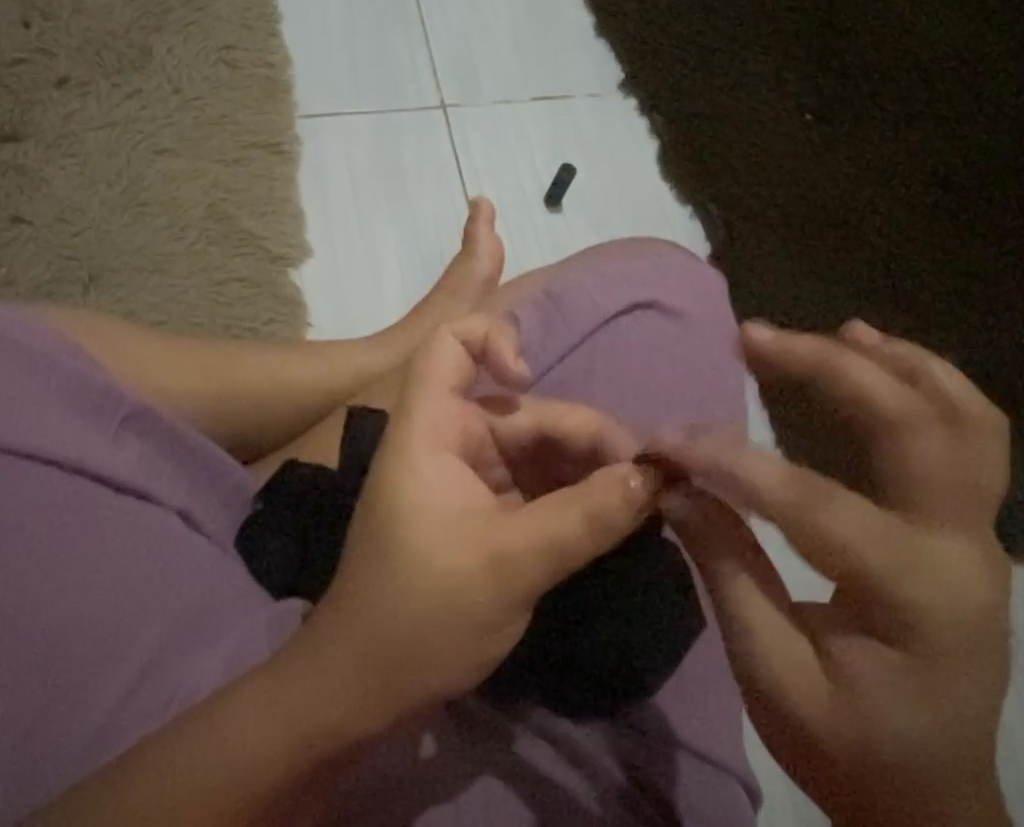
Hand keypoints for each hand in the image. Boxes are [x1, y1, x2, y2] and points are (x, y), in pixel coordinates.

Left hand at [300, 314, 662, 722]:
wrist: (367, 684)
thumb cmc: (423, 613)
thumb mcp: (512, 564)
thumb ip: (586, 516)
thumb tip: (656, 475)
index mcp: (431, 430)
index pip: (450, 344)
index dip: (495, 339)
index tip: (536, 381)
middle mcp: (449, 441)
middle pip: (522, 408)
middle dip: (583, 436)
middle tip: (648, 478)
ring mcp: (466, 479)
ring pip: (536, 450)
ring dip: (587, 470)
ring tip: (645, 499)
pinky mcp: (481, 514)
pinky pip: (534, 487)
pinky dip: (573, 497)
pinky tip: (617, 516)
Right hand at [657, 320, 1013, 826]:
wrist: (935, 803)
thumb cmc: (847, 749)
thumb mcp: (770, 674)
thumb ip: (726, 568)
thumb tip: (675, 484)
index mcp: (912, 593)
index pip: (810, 501)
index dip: (729, 461)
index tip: (664, 436)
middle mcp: (964, 548)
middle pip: (913, 425)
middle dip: (829, 368)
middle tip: (752, 334)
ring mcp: (980, 536)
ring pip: (964, 419)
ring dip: (898, 363)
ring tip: (834, 329)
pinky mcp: (971, 533)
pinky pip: (968, 439)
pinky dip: (927, 388)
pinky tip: (879, 363)